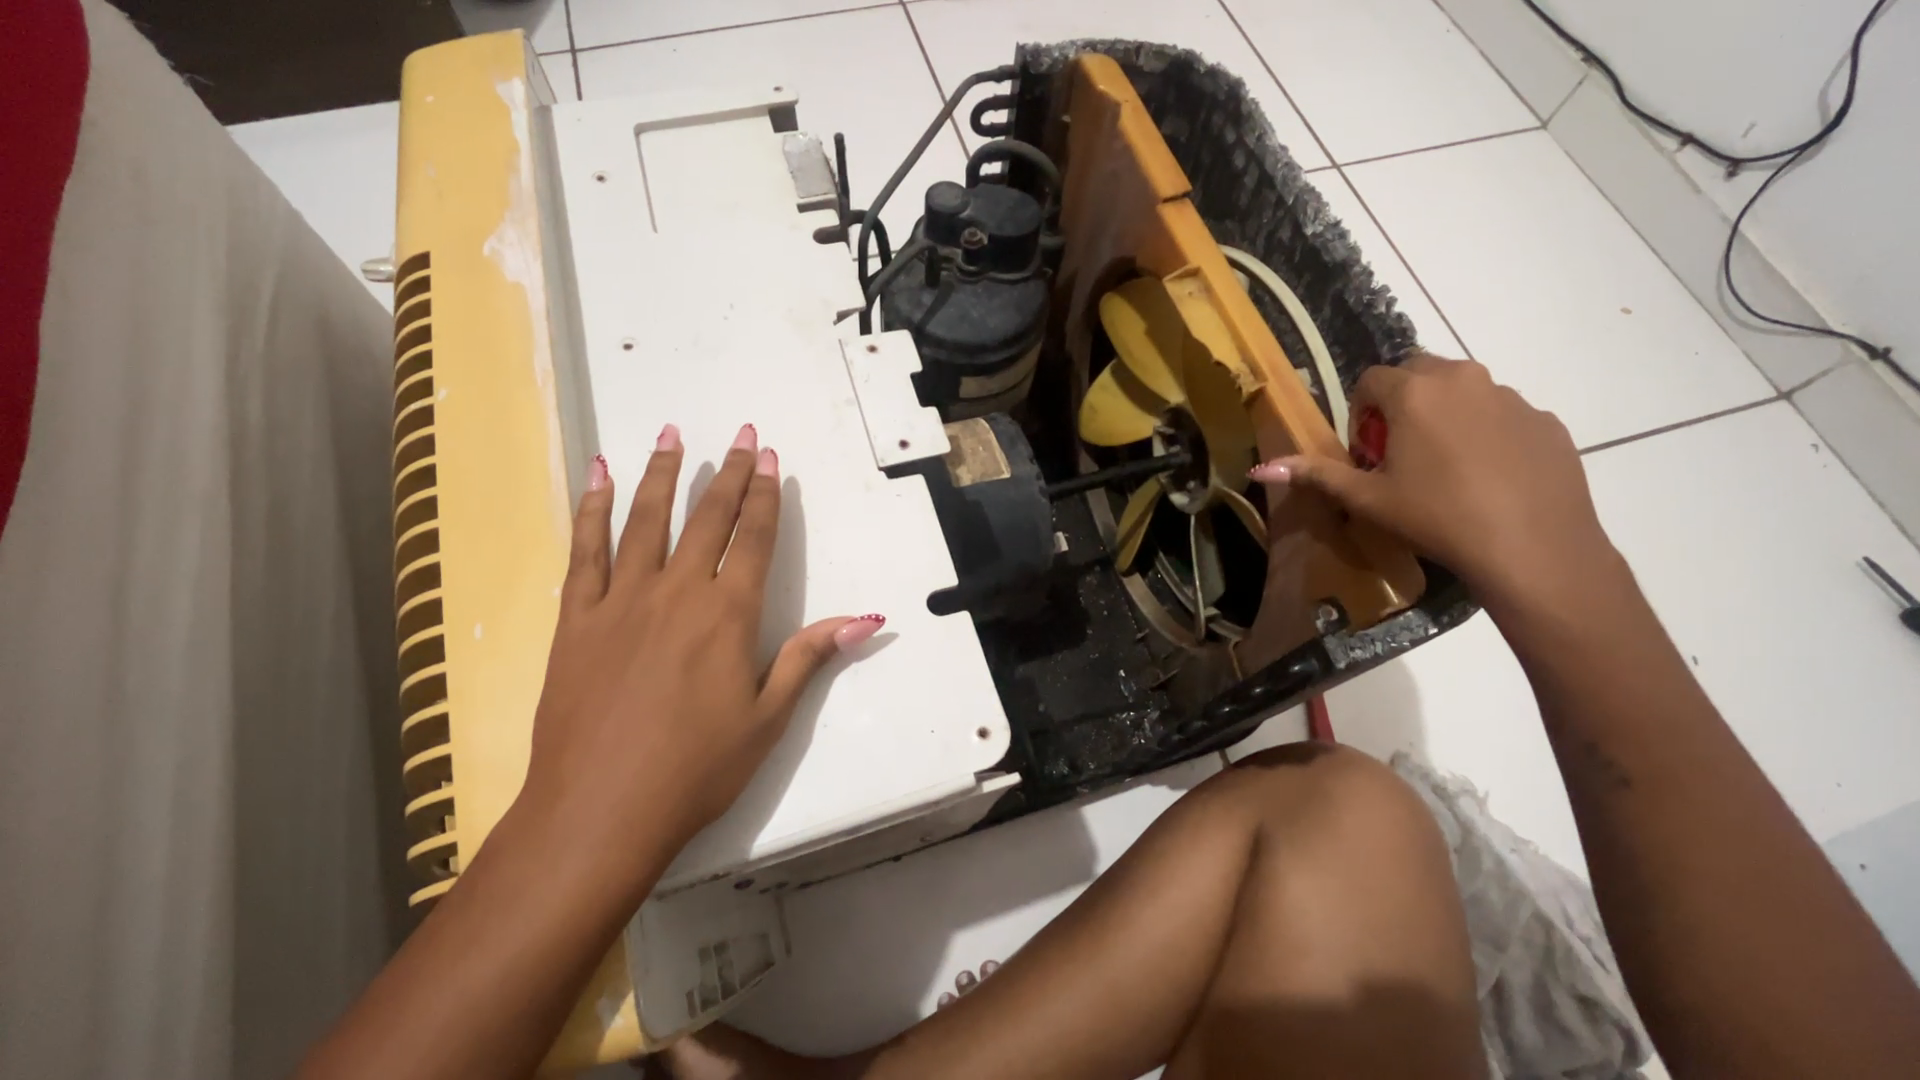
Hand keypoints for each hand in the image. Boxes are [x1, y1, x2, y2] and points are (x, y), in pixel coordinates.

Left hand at [518, 423, 883, 896]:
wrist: (599, 810)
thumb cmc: (696, 771)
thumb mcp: (767, 720)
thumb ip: (809, 658)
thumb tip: (867, 617)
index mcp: (728, 616)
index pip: (753, 539)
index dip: (764, 496)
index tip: (768, 457)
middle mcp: (677, 592)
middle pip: (707, 518)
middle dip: (726, 473)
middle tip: (738, 434)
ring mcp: (621, 600)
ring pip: (645, 520)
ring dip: (661, 474)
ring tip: (671, 434)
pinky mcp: (577, 618)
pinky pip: (584, 550)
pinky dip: (590, 509)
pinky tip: (596, 476)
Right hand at [1252, 355, 1618, 609]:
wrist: (1533, 547)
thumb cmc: (1437, 518)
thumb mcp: (1368, 500)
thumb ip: (1315, 474)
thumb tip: (1261, 467)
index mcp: (1414, 392)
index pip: (1370, 379)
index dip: (1361, 414)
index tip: (1368, 452)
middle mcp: (1463, 379)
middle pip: (1419, 373)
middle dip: (1403, 404)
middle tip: (1402, 455)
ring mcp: (1511, 397)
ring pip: (1465, 393)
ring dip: (1447, 416)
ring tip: (1448, 470)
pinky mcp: (1546, 420)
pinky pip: (1504, 417)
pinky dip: (1489, 436)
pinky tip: (1489, 481)